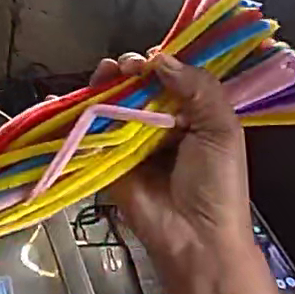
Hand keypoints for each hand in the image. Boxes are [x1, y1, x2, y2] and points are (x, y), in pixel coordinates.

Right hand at [96, 52, 253, 276]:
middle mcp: (158, 124)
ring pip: (111, 102)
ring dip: (105, 84)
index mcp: (190, 115)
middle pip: (136, 87)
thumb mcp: (222, 129)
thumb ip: (198, 88)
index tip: (149, 57)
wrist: (194, 236)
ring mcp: (129, 140)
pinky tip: (72, 95)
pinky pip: (89, 130)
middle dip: (128, 70)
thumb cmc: (216, 183)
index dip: (158, 63)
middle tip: (125, 67)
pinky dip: (77, 112)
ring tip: (105, 73)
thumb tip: (159, 58)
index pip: (169, 79)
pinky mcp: (105, 157)